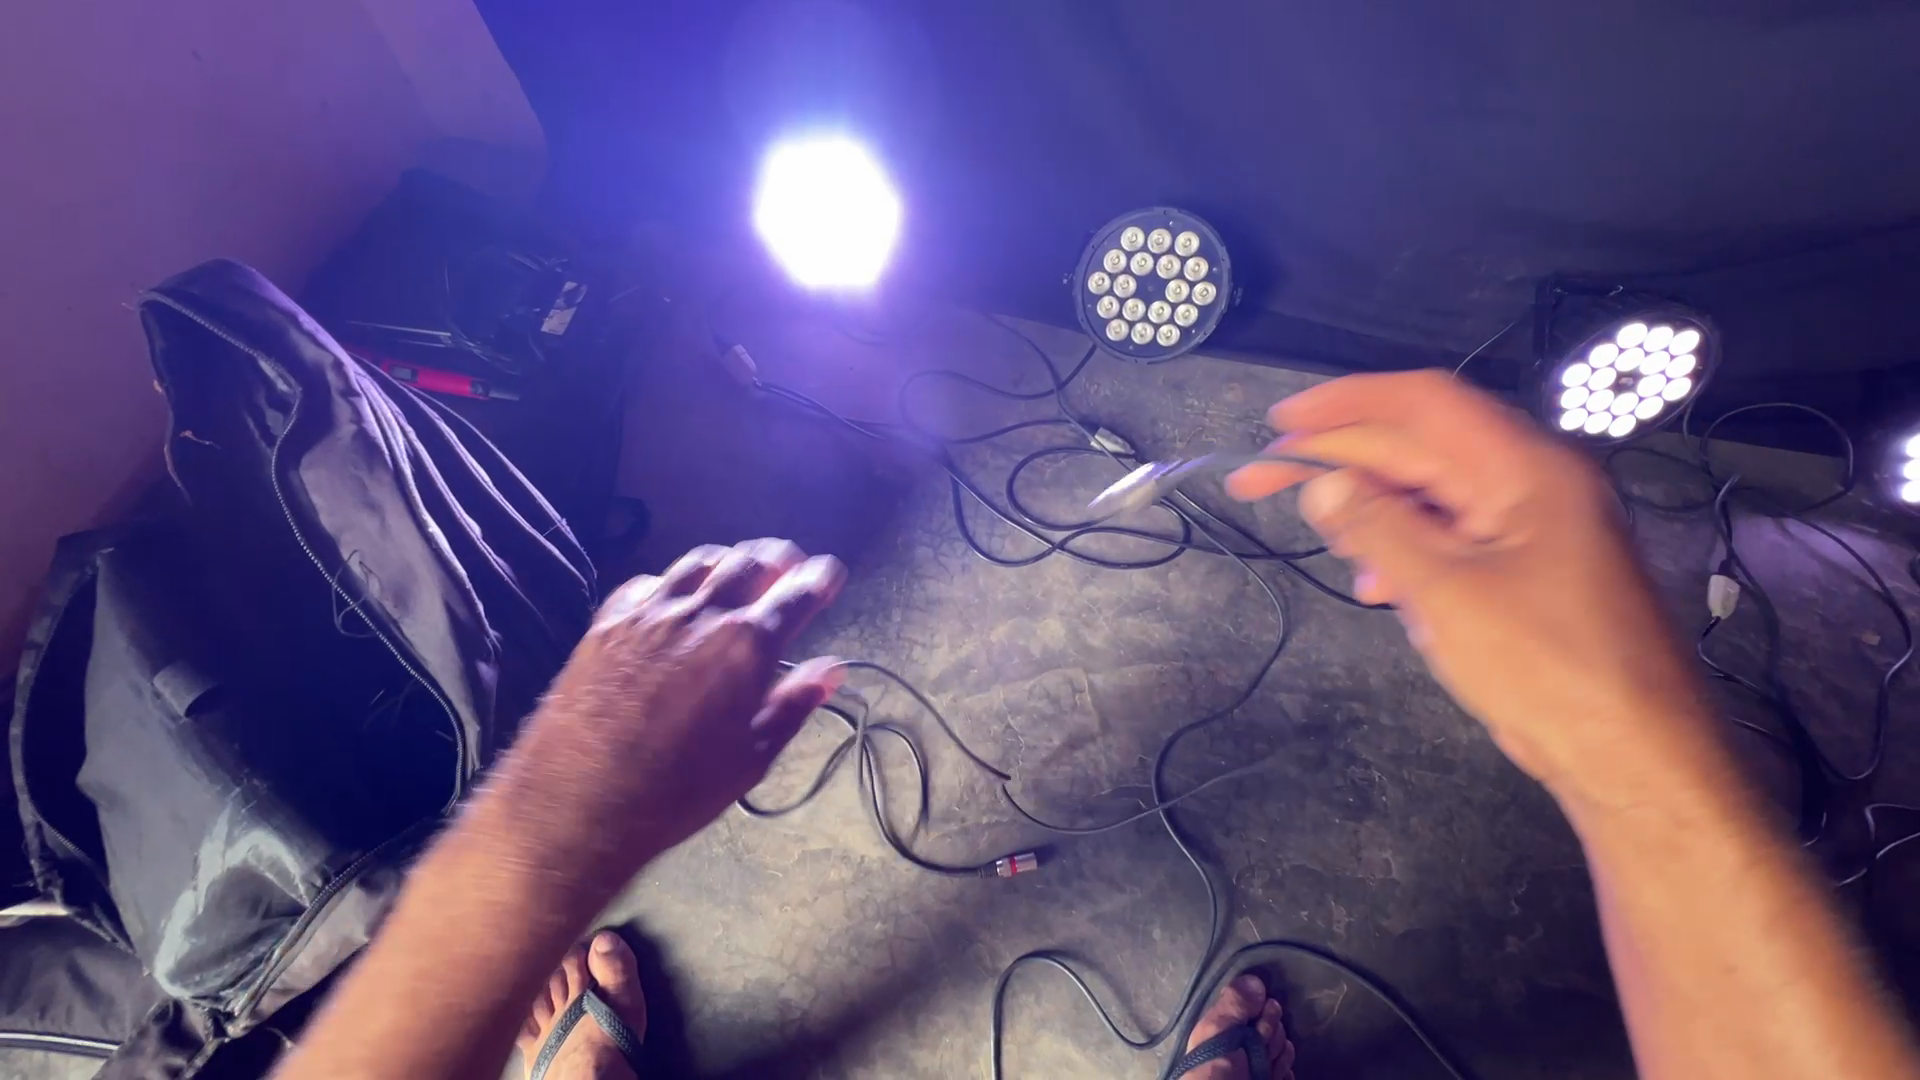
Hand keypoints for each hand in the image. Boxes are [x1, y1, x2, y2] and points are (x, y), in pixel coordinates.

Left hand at [505, 539, 846, 861]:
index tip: (831, 573)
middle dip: (779, 557)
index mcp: (747, 644)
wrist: (573, 805)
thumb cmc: (676, 790)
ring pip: (699, 561)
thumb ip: (794, 703)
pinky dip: (673, 581)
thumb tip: (832, 669)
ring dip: (729, 559)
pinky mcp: (608, 621)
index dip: (821, 577)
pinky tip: (673, 597)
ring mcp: (651, 612)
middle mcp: (703, 613)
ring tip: (739, 567)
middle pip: (750, 561)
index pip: (798, 592)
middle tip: (790, 564)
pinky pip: (648, 582)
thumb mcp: (752, 756)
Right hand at [1226, 372, 1714, 795]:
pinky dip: (1397, 549)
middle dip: (1335, 461)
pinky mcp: (1515, 563)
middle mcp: (1526, 481)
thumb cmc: (1545, 668)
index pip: (1422, 405)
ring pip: (1422, 493)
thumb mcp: (1444, 593)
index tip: (1278, 420)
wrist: (1632, 755)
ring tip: (1328, 542)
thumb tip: (1320, 484)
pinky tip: (1375, 587)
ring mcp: (1523, 524)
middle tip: (1259, 481)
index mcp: (1524, 469)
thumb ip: (1376, 528)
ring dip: (1366, 512)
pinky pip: (1441, 535)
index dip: (1343, 404)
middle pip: (1412, 448)